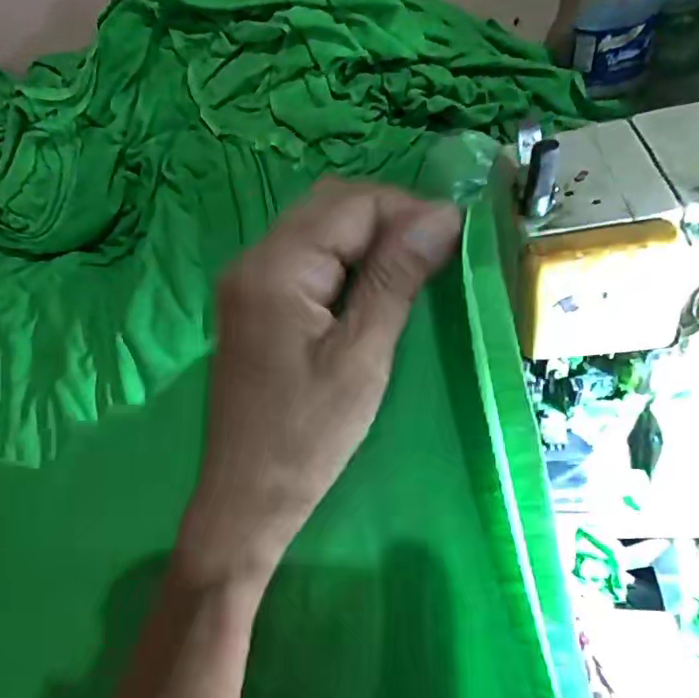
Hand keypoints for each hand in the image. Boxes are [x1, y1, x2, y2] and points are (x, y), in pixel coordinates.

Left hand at [175, 180, 462, 587]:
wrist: (247, 494)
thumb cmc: (307, 436)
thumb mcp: (362, 355)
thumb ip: (396, 277)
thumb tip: (441, 214)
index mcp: (273, 268)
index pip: (348, 203)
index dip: (406, 209)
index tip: (454, 238)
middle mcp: (249, 262)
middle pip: (326, 209)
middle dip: (386, 220)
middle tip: (434, 257)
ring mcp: (244, 285)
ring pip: (313, 233)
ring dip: (365, 242)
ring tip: (410, 274)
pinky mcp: (249, 308)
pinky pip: (300, 263)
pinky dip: (339, 265)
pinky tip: (369, 292)